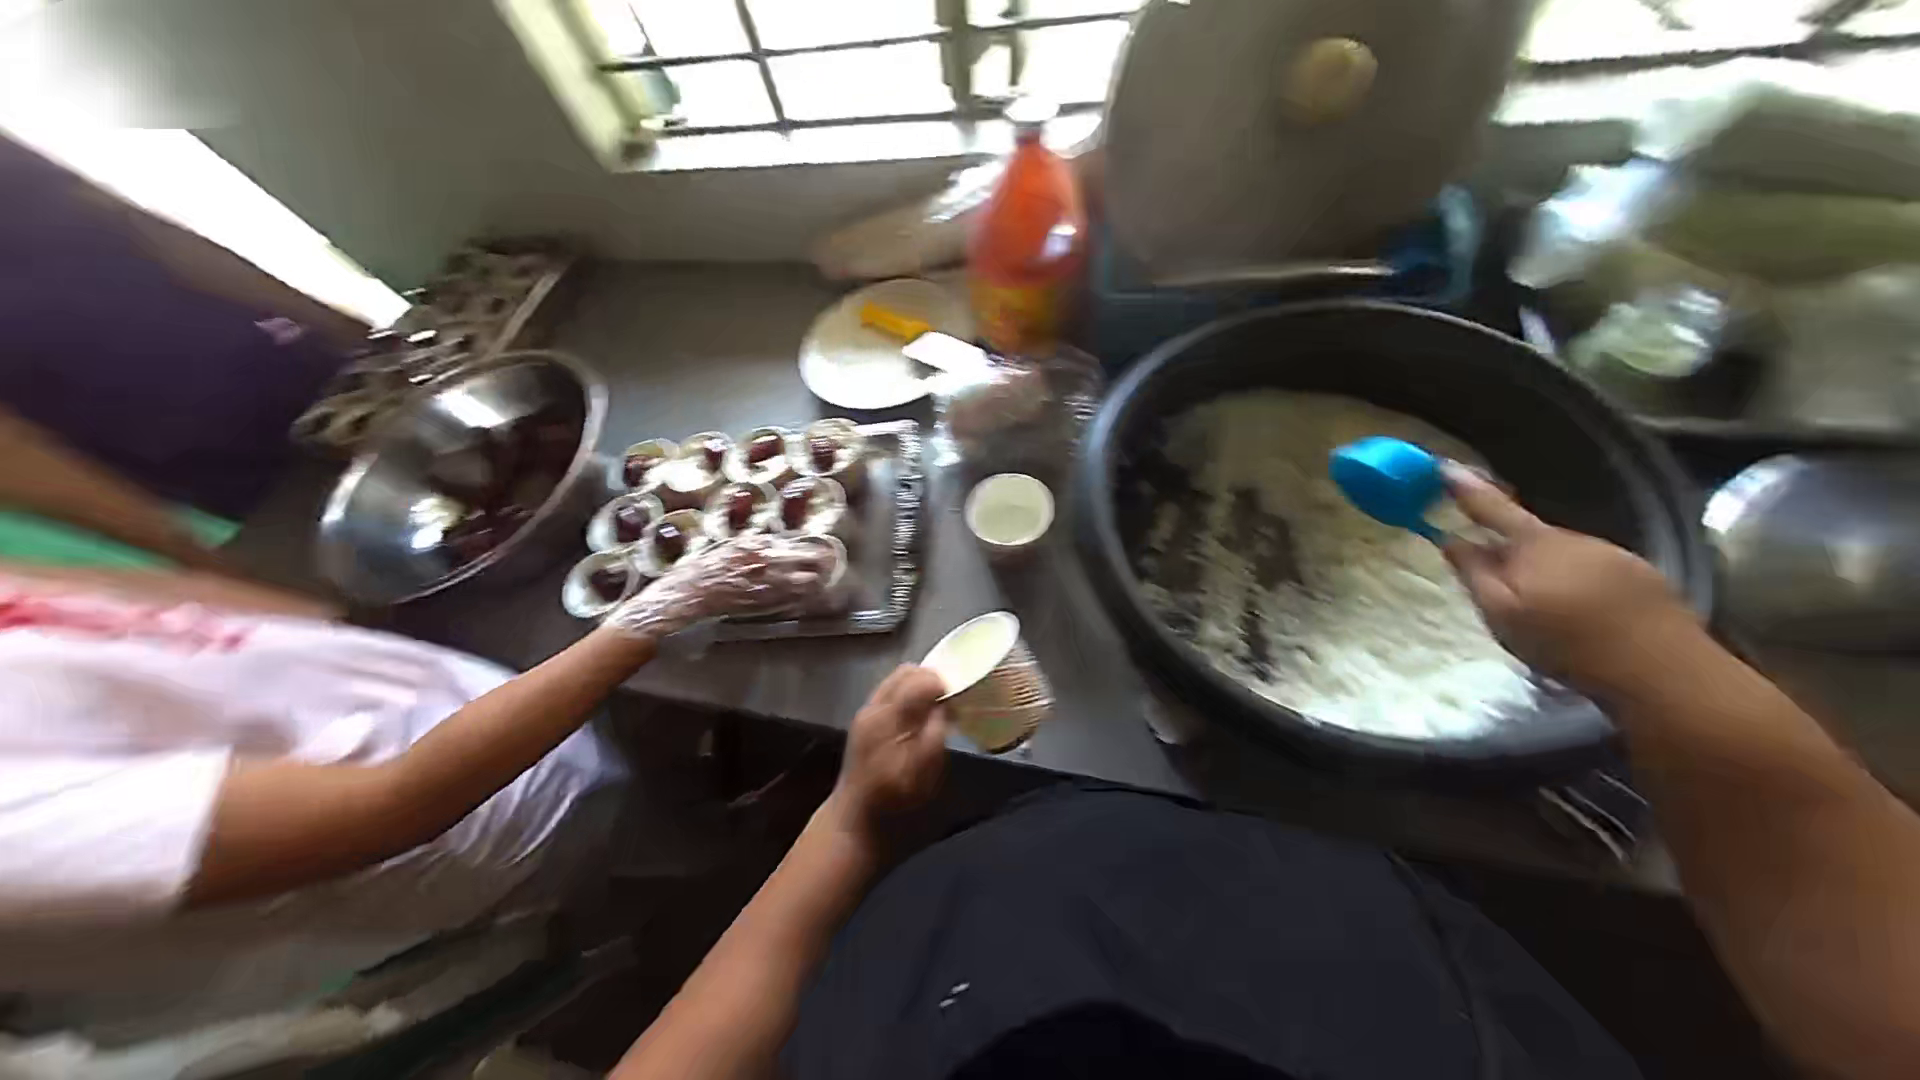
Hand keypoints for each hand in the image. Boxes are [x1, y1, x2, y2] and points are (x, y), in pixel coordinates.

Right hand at [601, 533, 836, 640]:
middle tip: (833, 567)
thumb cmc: (704, 568)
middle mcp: (767, 563)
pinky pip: (793, 603)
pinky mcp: (764, 605)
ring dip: (818, 584)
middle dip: (826, 566)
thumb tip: (778, 542)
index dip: (818, 550)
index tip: (828, 551)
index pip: (800, 545)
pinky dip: (804, 600)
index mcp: (758, 545)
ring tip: (825, 584)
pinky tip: (808, 599)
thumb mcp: (731, 545)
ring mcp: (766, 586)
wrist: (688, 594)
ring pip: (807, 585)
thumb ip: (757, 544)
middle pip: (811, 564)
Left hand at [831, 666, 948, 835]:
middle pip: (905, 671)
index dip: (941, 681)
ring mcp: (866, 710)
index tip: (957, 693)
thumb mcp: (924, 773)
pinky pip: (890, 690)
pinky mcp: (864, 717)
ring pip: (896, 678)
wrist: (854, 819)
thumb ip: (936, 733)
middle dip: (930, 677)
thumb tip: (944, 706)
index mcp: (888, 720)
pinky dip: (907, 692)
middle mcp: (874, 707)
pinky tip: (918, 712)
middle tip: (949, 696)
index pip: (917, 681)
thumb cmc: (894, 801)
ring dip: (918, 683)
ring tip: (935, 703)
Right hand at [1440, 463, 1703, 698]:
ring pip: (1561, 555)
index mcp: (1536, 544)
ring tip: (1541, 609)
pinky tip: (1578, 614)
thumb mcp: (1500, 613)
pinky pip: (1592, 570)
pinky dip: (1576, 584)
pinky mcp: (1644, 578)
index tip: (1445, 467)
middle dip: (1508, 550)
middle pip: (1528, 536)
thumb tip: (1451, 540)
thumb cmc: (1566, 642)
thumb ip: (1473, 573)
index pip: (1492, 508)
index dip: (1466, 489)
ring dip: (1544, 571)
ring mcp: (1615, 555)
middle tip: (1495, 585)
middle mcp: (1576, 539)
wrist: (1665, 673)